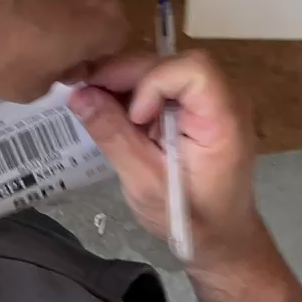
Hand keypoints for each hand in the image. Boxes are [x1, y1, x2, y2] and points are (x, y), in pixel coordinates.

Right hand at [65, 51, 263, 257]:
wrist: (221, 239)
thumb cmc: (191, 220)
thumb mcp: (145, 183)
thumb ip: (113, 136)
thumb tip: (78, 95)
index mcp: (223, 120)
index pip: (193, 68)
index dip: (154, 82)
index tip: (135, 118)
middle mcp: (223, 99)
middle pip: (170, 62)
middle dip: (125, 77)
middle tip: (89, 100)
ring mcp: (208, 101)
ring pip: (160, 68)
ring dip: (123, 84)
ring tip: (96, 109)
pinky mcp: (193, 107)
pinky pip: (159, 83)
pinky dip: (130, 94)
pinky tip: (112, 113)